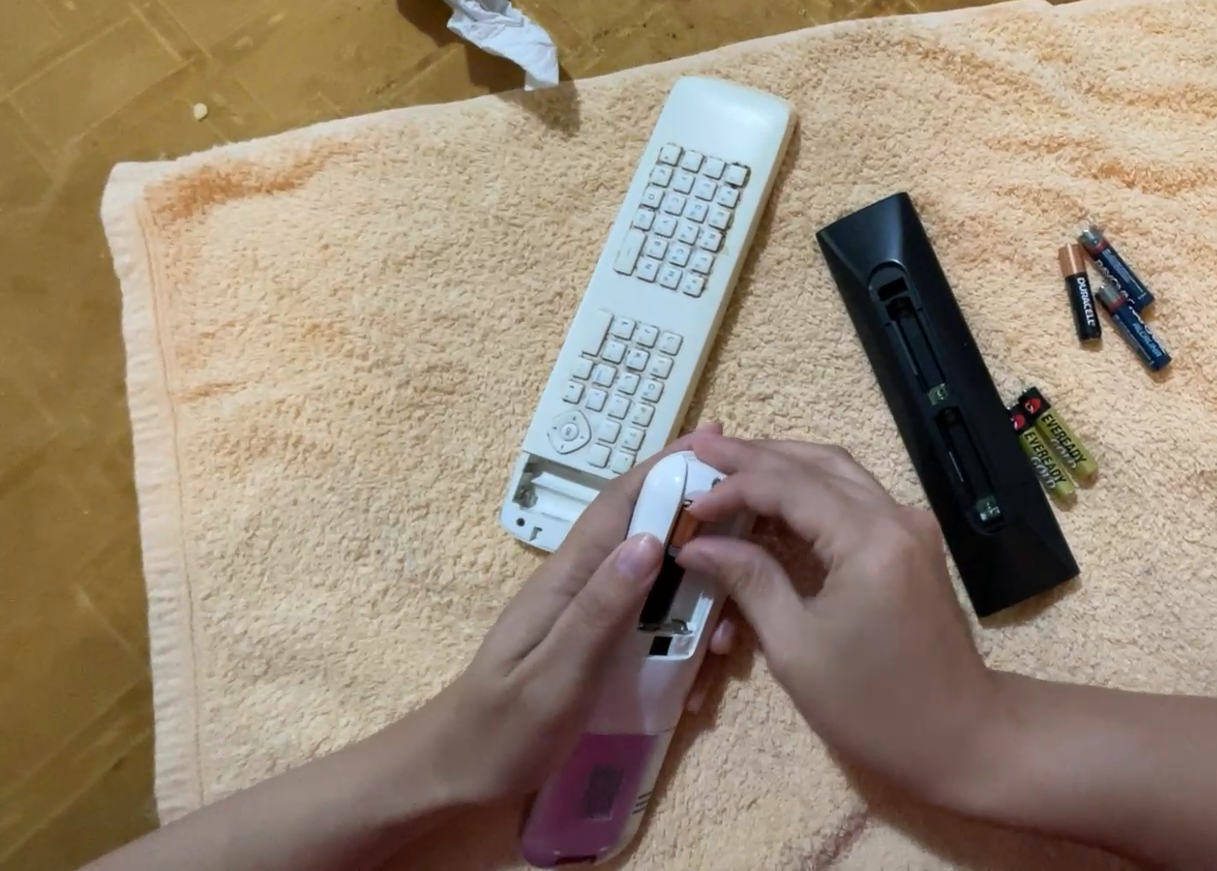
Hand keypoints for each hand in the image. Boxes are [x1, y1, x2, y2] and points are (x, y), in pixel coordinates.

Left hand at [416, 425, 742, 805]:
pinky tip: (709, 659)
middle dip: (705, 515)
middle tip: (757, 521)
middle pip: (656, 525)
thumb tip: (654, 537)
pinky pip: (662, 610)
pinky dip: (694, 623)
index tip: (715, 438)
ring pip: (667, 570)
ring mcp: (600, 605)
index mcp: (572, 573)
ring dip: (708, 584)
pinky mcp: (609, 633)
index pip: (623, 499)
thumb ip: (602, 608)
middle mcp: (590, 578)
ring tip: (736, 621)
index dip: (669, 464)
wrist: (458, 777)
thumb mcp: (556, 675)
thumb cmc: (502, 729)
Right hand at [673, 434, 1007, 806]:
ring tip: (733, 463)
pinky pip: (858, 495)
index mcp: (870, 540)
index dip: (736, 485)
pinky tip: (779, 495)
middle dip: (759, 455)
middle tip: (704, 449)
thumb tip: (698, 544)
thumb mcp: (797, 648)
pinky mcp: (913, 538)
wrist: (958, 730)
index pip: (792, 486)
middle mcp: (897, 515)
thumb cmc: (872, 705)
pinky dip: (815, 488)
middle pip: (820, 463)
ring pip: (842, 471)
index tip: (691, 501)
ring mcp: (911, 523)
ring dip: (788, 464)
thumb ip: (750, 580)